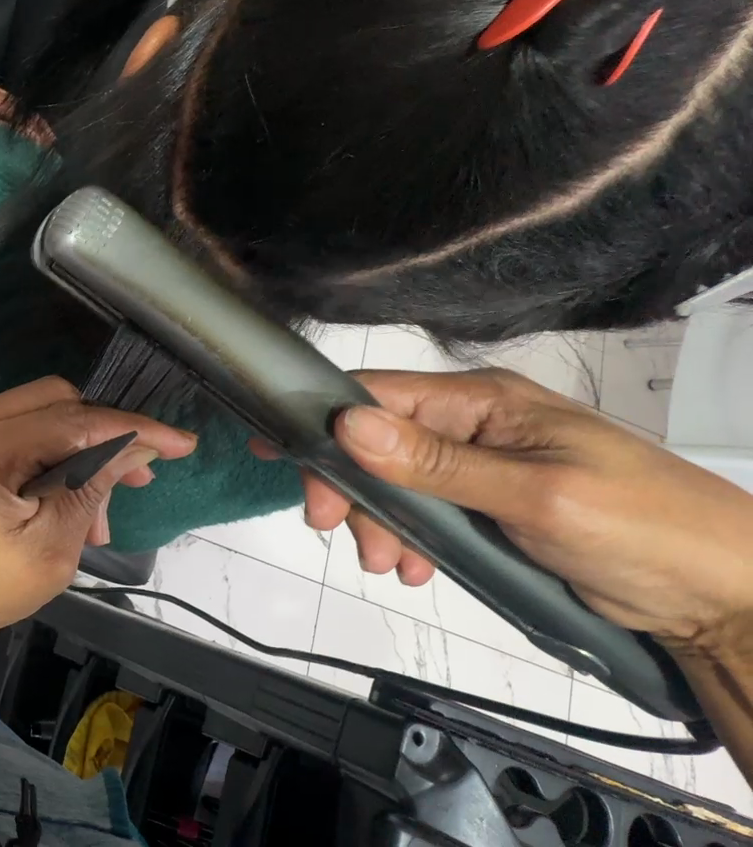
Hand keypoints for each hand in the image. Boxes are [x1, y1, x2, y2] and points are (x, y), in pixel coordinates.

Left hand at [0, 378, 194, 717]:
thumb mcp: (49, 548)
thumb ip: (89, 487)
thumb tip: (131, 448)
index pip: (73, 420)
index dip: (133, 429)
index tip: (181, 444)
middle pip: (54, 400)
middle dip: (103, 434)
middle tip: (134, 483)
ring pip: (36, 411)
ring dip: (76, 447)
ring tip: (95, 514)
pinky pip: (13, 428)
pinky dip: (46, 452)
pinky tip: (62, 498)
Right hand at [308, 369, 752, 652]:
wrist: (733, 599)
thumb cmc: (649, 531)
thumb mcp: (536, 496)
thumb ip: (437, 462)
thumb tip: (348, 422)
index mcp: (484, 401)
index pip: (375, 394)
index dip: (322, 424)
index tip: (285, 466)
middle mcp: (474, 421)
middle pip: (373, 440)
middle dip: (351, 488)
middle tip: (339, 533)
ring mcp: (481, 462)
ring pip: (393, 479)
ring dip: (378, 520)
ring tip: (393, 566)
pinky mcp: (488, 500)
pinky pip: (423, 508)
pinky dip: (408, 536)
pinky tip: (417, 566)